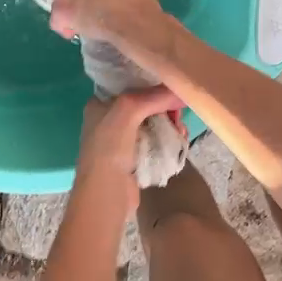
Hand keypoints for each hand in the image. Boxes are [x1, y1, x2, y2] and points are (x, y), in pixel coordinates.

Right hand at [50, 0, 173, 56]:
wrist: (139, 30)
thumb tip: (64, 25)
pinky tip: (118, 25)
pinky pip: (129, 0)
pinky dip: (123, 10)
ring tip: (102, 22)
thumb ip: (57, 15)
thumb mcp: (63, 14)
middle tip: (85, 13)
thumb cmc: (99, 13)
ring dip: (108, 1)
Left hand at [71, 87, 183, 216]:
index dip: (150, 86)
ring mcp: (121, 141)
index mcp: (99, 104)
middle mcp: (108, 120)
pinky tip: (179, 141)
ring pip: (152, 125)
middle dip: (164, 108)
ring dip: (169, 125)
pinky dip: (167, 140)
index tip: (171, 89)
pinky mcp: (134, 159)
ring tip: (182, 129)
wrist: (107, 194)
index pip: (128, 86)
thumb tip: (180, 92)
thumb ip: (152, 98)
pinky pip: (155, 143)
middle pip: (143, 106)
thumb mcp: (127, 111)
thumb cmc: (110, 147)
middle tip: (179, 113)